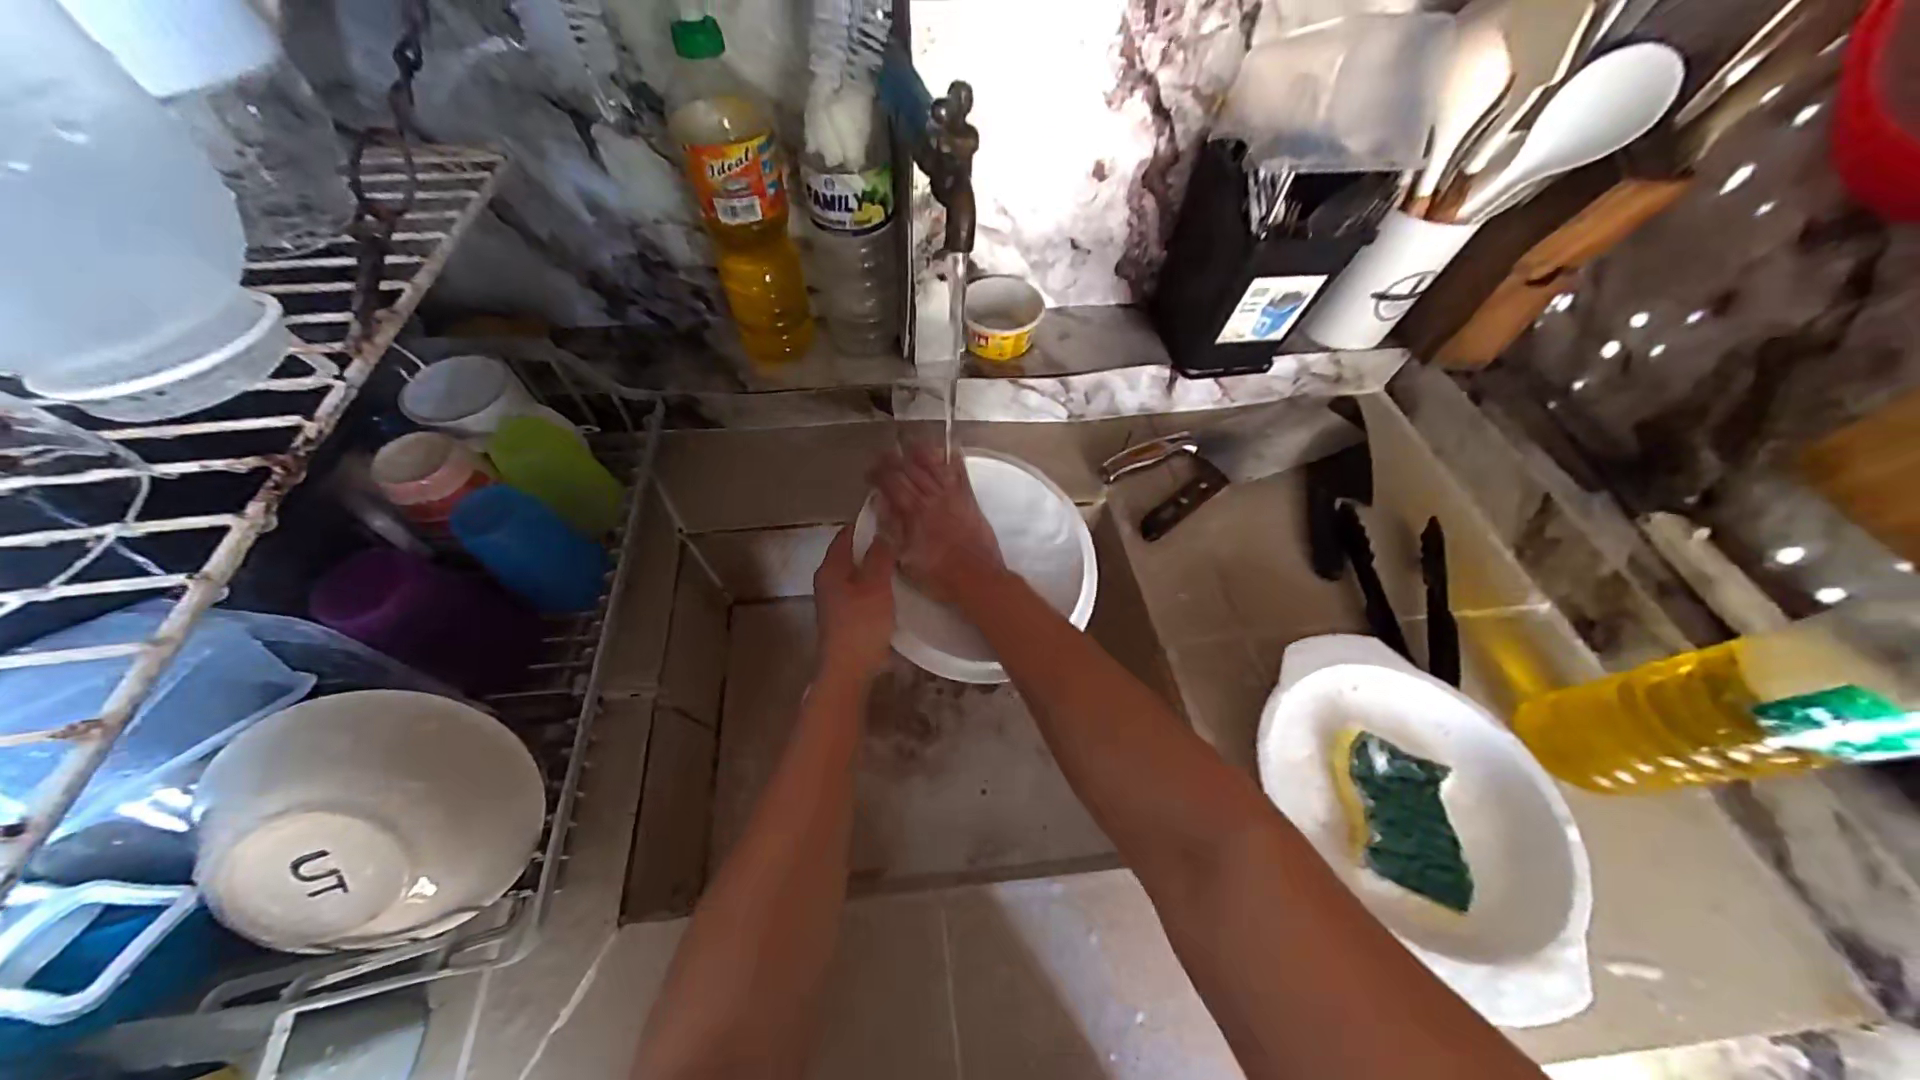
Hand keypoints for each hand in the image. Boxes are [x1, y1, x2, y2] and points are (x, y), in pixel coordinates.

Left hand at [813, 526, 896, 678]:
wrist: (848, 670)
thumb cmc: (861, 624)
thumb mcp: (876, 584)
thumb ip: (881, 553)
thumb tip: (886, 526)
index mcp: (831, 567)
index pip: (848, 533)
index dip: (869, 522)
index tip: (894, 518)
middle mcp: (828, 580)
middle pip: (852, 553)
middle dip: (875, 544)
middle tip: (904, 539)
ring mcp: (834, 601)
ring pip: (857, 573)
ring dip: (877, 566)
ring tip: (904, 562)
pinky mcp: (844, 617)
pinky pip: (861, 591)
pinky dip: (876, 585)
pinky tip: (894, 590)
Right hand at [867, 442, 1005, 603]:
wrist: (978, 578)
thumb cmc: (939, 575)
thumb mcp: (906, 559)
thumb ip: (892, 529)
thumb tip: (881, 505)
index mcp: (914, 512)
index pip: (891, 483)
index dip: (878, 474)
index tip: (869, 473)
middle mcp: (933, 498)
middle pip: (910, 470)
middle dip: (893, 459)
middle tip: (883, 454)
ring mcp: (953, 496)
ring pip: (934, 465)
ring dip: (920, 451)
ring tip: (909, 443)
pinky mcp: (969, 499)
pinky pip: (960, 473)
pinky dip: (952, 459)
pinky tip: (947, 449)